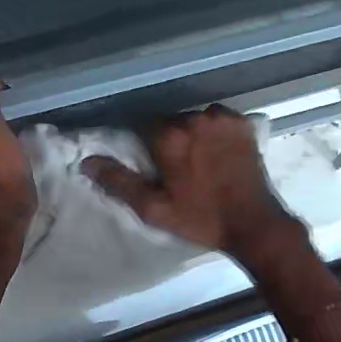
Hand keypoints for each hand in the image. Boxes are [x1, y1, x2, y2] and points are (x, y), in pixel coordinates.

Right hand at [82, 106, 305, 264]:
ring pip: (197, 119)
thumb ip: (119, 182)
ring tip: (204, 162)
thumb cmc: (201, 218)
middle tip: (182, 169)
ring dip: (196, 134)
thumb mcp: (154, 208)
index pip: (146, 127)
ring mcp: (223, 119)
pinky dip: (218, 132)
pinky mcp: (244, 124)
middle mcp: (195, 118)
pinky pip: (221, 120)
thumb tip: (87, 162)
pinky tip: (222, 153)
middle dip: (173, 140)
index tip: (158, 166)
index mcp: (170, 136)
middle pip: (173, 122)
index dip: (150, 148)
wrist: (253, 223)